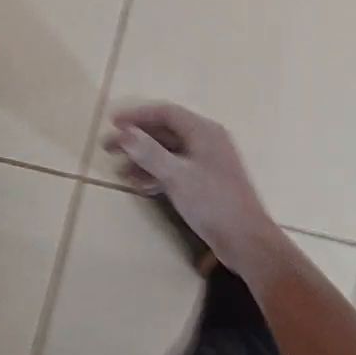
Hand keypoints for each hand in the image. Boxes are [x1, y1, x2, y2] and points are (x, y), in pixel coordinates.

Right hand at [103, 102, 285, 277]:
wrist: (247, 242)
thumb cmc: (213, 203)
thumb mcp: (176, 176)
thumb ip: (149, 152)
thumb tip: (124, 132)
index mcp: (204, 131)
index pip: (165, 113)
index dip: (136, 116)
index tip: (112, 124)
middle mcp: (206, 141)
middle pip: (165, 131)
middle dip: (136, 138)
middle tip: (108, 148)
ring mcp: (207, 162)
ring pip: (168, 152)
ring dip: (143, 158)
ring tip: (119, 169)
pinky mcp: (205, 182)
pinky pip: (175, 168)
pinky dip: (156, 173)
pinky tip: (139, 184)